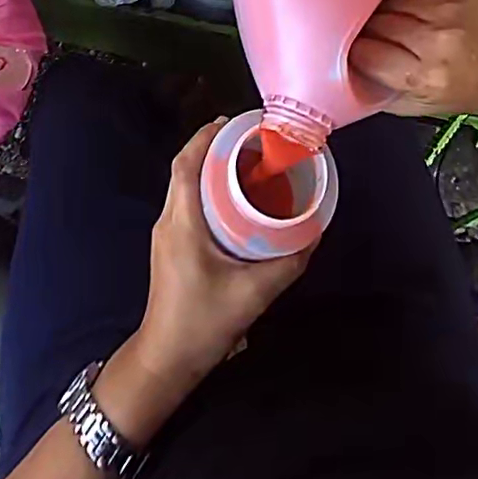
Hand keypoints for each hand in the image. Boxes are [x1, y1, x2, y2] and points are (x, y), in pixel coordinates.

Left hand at [130, 120, 312, 379]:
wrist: (167, 355)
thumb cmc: (204, 321)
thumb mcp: (254, 294)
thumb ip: (286, 264)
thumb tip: (312, 235)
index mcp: (181, 221)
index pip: (185, 165)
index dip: (203, 138)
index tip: (229, 122)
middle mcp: (168, 219)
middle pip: (183, 170)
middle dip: (209, 148)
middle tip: (244, 140)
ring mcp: (165, 232)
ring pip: (182, 186)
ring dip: (205, 168)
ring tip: (240, 162)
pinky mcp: (168, 244)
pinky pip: (185, 203)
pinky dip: (203, 190)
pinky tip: (228, 199)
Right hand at [348, 0, 477, 118]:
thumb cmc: (458, 92)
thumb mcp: (412, 106)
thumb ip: (374, 89)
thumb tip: (337, 67)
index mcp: (424, 76)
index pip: (365, 52)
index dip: (354, 52)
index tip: (354, 52)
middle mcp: (437, 40)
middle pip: (375, 23)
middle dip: (367, 30)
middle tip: (371, 36)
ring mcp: (447, 9)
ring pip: (389, 1)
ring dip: (383, 10)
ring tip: (390, 21)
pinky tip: (406, 4)